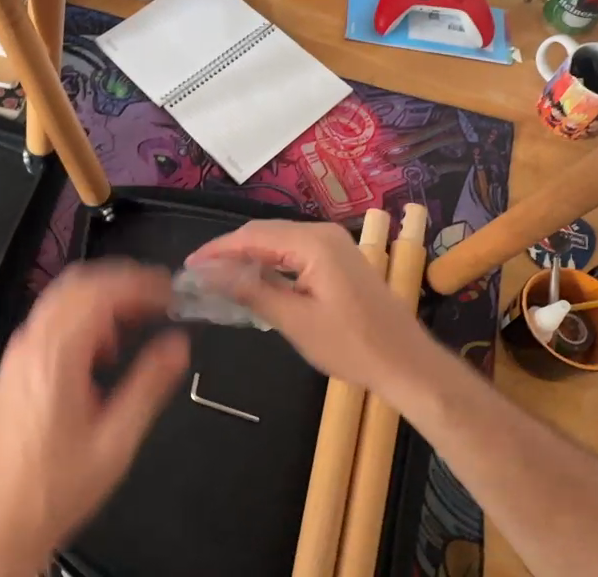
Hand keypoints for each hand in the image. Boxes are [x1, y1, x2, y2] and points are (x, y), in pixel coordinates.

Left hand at [0, 261, 189, 570]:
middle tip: (158, 299)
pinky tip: (104, 350)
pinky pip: (51, 319)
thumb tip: (177, 346)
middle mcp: (30, 344)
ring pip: (63, 298)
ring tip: (137, 323)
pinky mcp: (15, 365)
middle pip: (79, 284)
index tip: (169, 290)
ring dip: (103, 300)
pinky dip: (84, 318)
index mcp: (55, 355)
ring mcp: (18, 352)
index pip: (100, 290)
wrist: (1, 520)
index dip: (140, 283)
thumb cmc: (51, 489)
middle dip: (123, 283)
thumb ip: (149, 385)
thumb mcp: (115, 441)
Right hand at [187, 221, 432, 393]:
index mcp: (313, 242)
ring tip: (219, 277)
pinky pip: (295, 251)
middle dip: (230, 252)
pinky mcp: (340, 259)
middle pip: (265, 234)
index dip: (218, 250)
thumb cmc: (352, 346)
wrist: (407, 364)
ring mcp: (334, 244)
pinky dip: (271, 264)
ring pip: (279, 242)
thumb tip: (212, 273)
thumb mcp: (295, 321)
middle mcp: (323, 233)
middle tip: (199, 272)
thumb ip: (252, 292)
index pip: (252, 236)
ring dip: (250, 257)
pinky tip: (254, 280)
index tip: (190, 265)